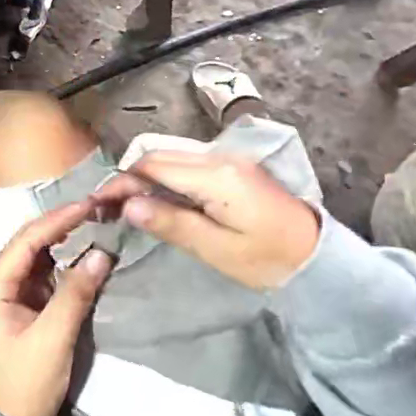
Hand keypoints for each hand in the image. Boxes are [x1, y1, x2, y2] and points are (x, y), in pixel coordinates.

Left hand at [0, 200, 113, 415]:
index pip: (25, 241)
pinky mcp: (26, 304)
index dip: (57, 219)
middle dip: (62, 223)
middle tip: (97, 207)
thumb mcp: (52, 339)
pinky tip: (87, 247)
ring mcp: (10, 293)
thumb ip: (75, 294)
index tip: (89, 204)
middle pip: (30, 242)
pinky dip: (66, 258)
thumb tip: (102, 252)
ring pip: (39, 254)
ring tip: (96, 219)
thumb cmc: (25, 385)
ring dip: (65, 237)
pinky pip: (47, 271)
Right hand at [92, 152, 319, 289]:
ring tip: (127, 205)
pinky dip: (166, 178)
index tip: (97, 202)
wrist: (318, 258)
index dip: (122, 181)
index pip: (154, 166)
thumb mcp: (217, 249)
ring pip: (173, 157)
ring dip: (146, 177)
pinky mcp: (233, 169)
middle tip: (108, 206)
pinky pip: (188, 165)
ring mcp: (229, 160)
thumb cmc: (268, 260)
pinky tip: (158, 201)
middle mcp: (220, 157)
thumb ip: (172, 223)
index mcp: (216, 175)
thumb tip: (129, 206)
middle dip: (130, 177)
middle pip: (160, 155)